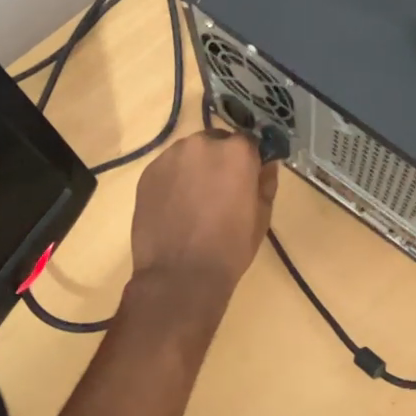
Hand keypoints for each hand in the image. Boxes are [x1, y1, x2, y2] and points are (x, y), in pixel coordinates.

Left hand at [128, 130, 278, 306]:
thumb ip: (266, 181)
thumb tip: (267, 164)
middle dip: (220, 161)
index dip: (249, 160)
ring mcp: (170, 157)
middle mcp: (202, 143)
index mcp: (237, 151)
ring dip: (195, 168)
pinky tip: (175, 207)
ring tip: (195, 201)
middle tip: (220, 191)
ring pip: (189, 154)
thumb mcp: (262, 216)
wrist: (180, 275)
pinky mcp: (148, 173)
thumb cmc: (230, 247)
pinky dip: (174, 180)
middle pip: (216, 143)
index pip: (248, 141)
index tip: (248, 179)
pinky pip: (168, 168)